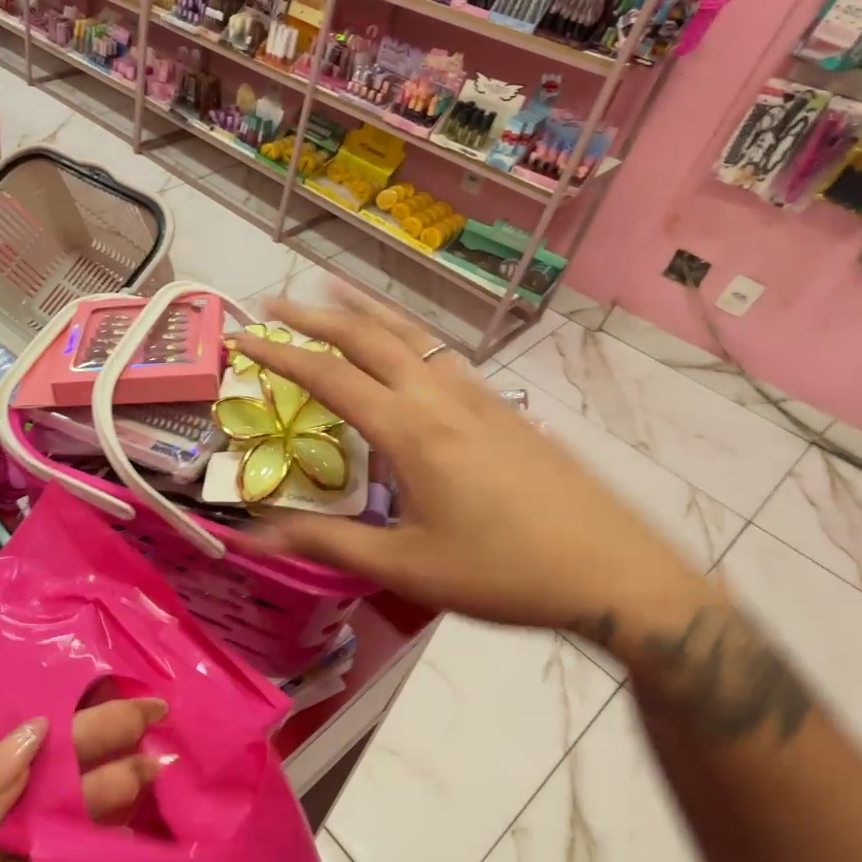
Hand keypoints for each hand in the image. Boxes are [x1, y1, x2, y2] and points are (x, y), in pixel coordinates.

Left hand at [0, 666, 165, 861]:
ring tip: (148, 770)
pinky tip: (110, 826)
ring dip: (82, 794)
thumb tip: (28, 736)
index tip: (79, 665)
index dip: (12, 680)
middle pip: (0, 760)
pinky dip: (62, 852)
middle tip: (144, 715)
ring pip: (19, 817)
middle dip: (70, 736)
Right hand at [236, 288, 703, 633]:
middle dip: (316, 315)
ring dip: (365, 310)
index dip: (279, 354)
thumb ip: (327, 542)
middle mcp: (441, 397)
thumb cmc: (504, 573)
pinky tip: (405, 344)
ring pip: (412, 333)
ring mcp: (479, 396)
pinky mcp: (505, 407)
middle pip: (369, 336)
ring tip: (332, 289)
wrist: (617, 573)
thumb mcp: (406, 566)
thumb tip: (253, 535)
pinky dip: (406, 332)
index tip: (243, 337)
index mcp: (410, 430)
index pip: (329, 376)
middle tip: (275, 301)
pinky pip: (442, 353)